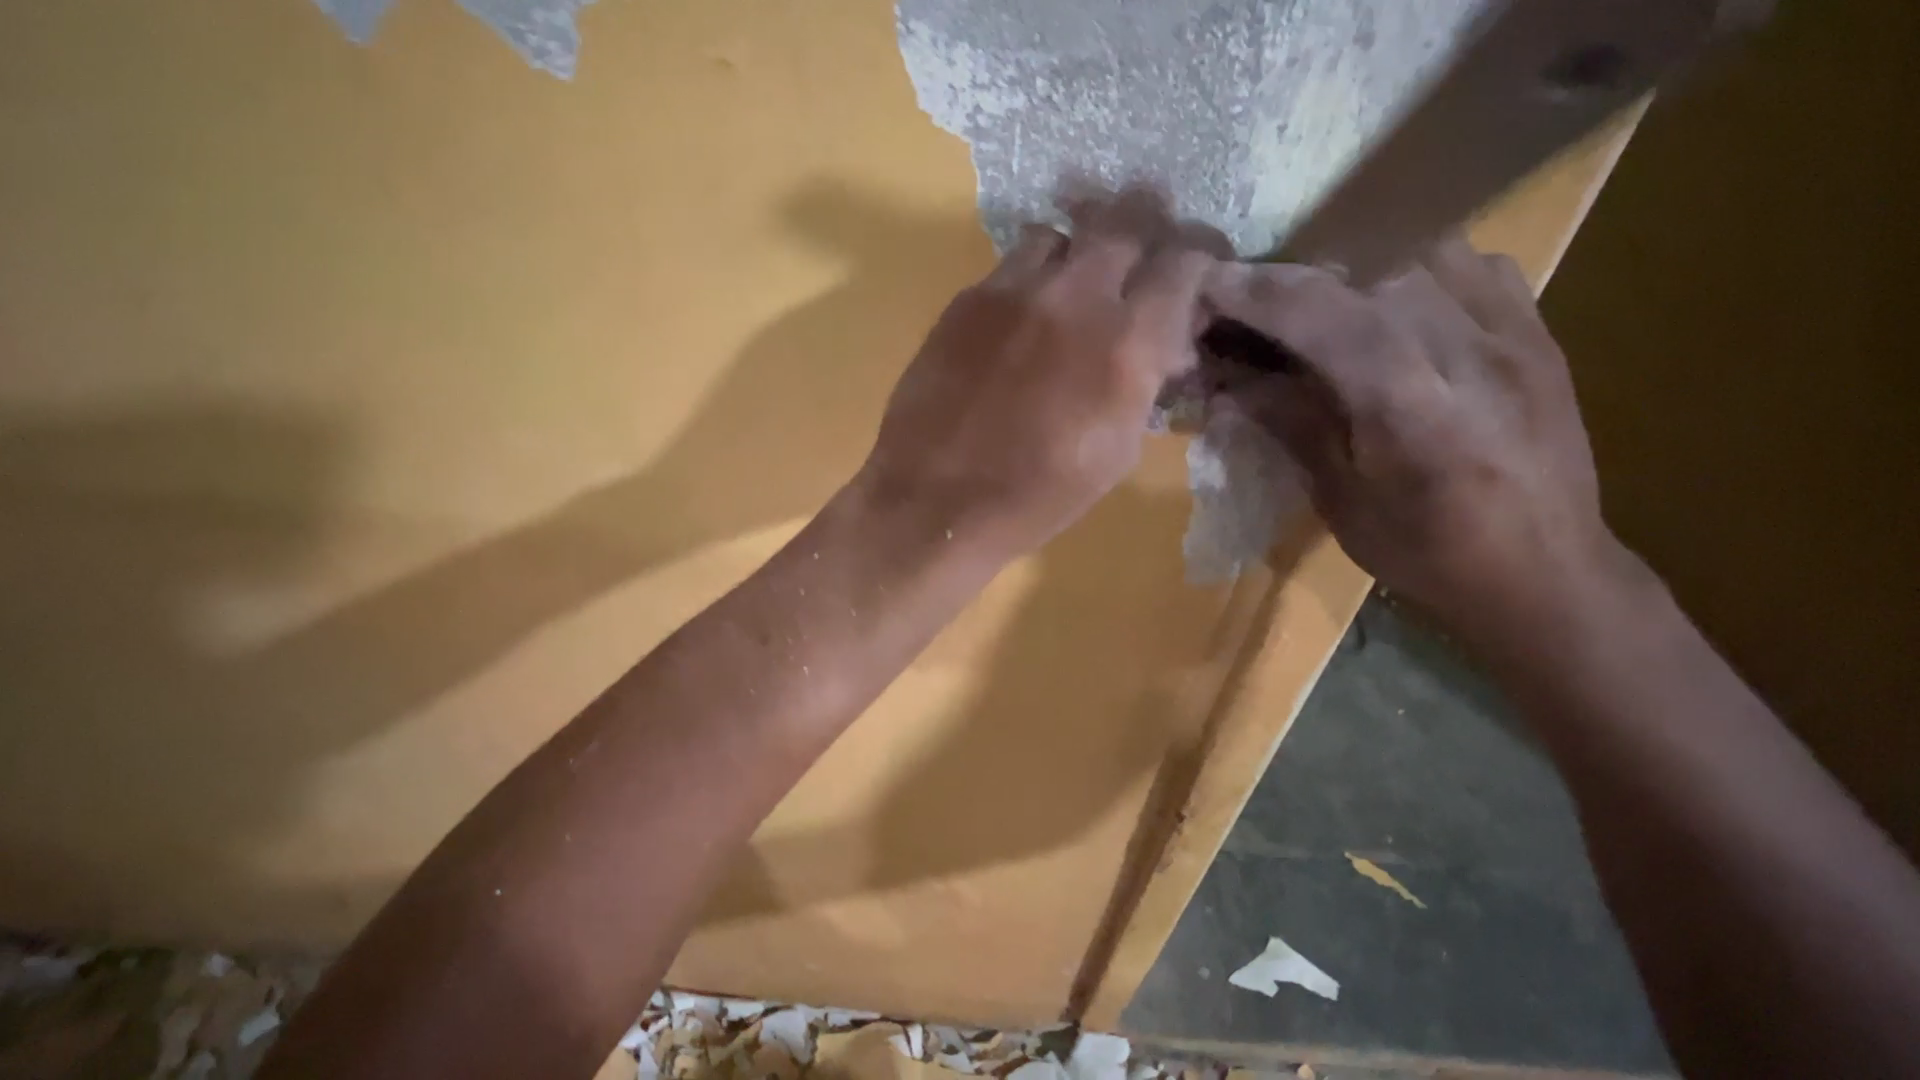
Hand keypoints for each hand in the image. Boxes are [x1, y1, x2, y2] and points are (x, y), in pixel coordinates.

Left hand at [856, 195, 1214, 559]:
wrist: (936, 501)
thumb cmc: (1039, 497)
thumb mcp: (1118, 450)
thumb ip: (1146, 380)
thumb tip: (1164, 343)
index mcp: (1127, 344)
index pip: (1184, 263)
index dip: (1197, 263)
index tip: (1192, 279)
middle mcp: (1076, 298)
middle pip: (1126, 223)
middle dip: (1142, 241)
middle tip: (1137, 271)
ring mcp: (1015, 290)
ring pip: (1063, 235)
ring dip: (1078, 257)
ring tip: (1072, 294)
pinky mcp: (968, 297)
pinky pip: (1012, 264)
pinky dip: (1032, 280)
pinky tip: (1022, 321)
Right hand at [1203, 238, 1622, 629]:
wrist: (1545, 572)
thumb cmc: (1429, 555)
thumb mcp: (1342, 501)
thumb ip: (1291, 424)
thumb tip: (1227, 379)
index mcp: (1412, 407)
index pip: (1323, 314)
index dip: (1257, 292)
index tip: (1207, 287)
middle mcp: (1466, 350)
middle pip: (1363, 270)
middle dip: (1293, 280)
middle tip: (1253, 308)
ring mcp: (1510, 330)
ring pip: (1415, 249)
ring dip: (1354, 268)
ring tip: (1324, 304)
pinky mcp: (1535, 327)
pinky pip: (1468, 261)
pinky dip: (1415, 268)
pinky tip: (1396, 303)